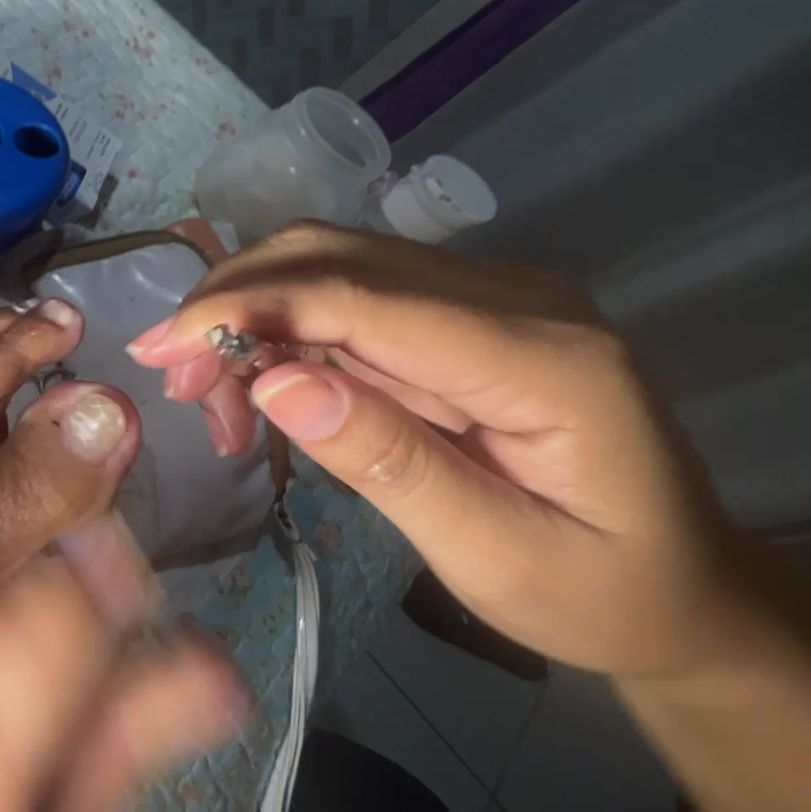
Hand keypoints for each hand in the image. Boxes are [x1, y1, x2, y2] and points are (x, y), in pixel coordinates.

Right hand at [126, 224, 763, 681]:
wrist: (683, 585)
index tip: (164, 350)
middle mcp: (512, 296)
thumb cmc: (600, 590)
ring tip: (207, 396)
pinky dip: (274, 330)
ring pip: (322, 264)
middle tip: (173, 378)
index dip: (249, 308)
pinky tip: (253, 387)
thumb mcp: (498, 557)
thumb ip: (390, 463)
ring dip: (244, 315)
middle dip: (229, 304)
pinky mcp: (452, 309)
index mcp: (542, 357)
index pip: (362, 295)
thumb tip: (275, 381)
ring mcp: (482, 294)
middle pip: (332, 256)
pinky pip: (338, 294)